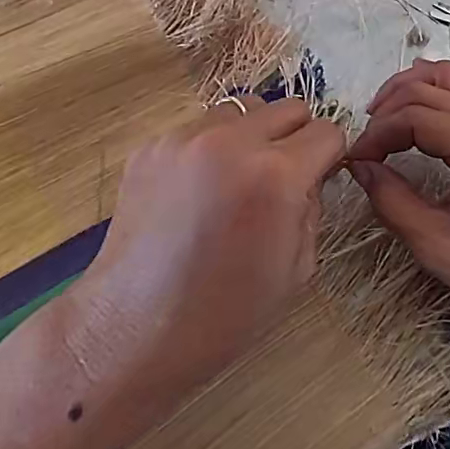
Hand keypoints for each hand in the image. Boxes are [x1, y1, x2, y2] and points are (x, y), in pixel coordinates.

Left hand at [0, 96, 343, 448]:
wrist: (117, 338)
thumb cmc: (212, 328)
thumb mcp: (291, 276)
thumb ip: (307, 211)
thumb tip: (311, 175)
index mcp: (265, 177)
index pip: (322, 131)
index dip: (332, 150)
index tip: (332, 167)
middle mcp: (218, 141)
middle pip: (280, 110)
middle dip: (293, 139)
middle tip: (290, 178)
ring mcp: (175, 139)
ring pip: (235, 114)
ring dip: (249, 142)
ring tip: (237, 192)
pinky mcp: (144, 148)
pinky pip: (197, 132)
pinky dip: (211, 151)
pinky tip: (196, 197)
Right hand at [346, 59, 449, 312]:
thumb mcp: (434, 243)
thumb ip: (390, 200)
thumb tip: (359, 165)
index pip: (416, 116)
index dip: (378, 134)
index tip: (358, 160)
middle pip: (424, 90)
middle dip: (384, 114)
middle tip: (365, 149)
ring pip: (440, 76)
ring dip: (401, 91)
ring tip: (377, 120)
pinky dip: (421, 91)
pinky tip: (401, 112)